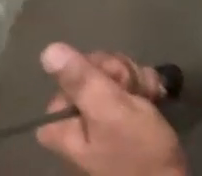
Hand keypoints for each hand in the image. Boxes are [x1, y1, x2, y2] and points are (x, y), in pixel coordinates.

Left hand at [35, 43, 187, 175]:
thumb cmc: (137, 151)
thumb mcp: (110, 112)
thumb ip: (82, 81)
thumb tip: (48, 50)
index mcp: (60, 117)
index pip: (82, 66)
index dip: (110, 70)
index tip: (123, 89)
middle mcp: (72, 116)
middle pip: (101, 68)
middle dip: (127, 76)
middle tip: (138, 97)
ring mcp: (95, 116)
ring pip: (119, 75)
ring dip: (139, 82)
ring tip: (148, 101)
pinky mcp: (116, 116)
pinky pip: (129, 85)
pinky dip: (145, 88)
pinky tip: (152, 100)